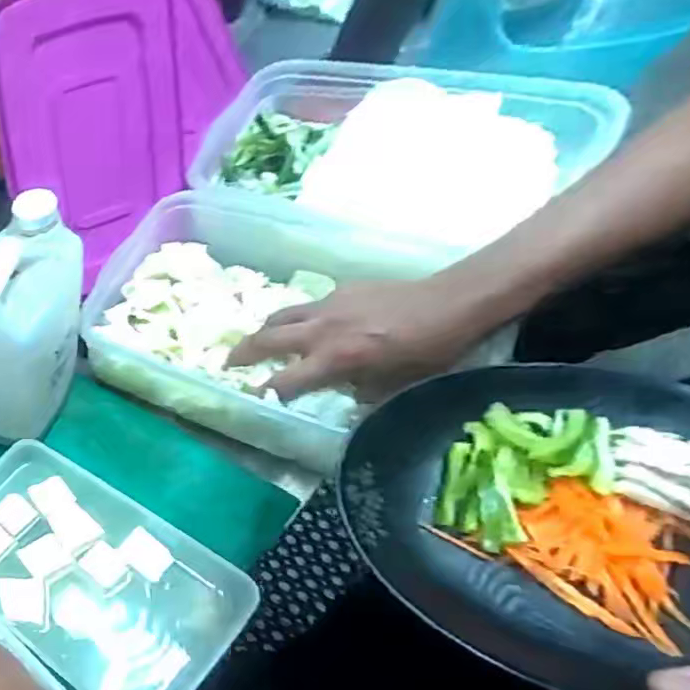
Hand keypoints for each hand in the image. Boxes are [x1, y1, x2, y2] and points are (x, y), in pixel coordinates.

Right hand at [226, 278, 491, 401]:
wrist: (458, 299)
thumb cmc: (432, 348)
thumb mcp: (396, 384)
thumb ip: (359, 393)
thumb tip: (342, 398)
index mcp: (333, 359)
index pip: (282, 383)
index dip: (263, 393)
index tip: (251, 399)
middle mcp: (320, 332)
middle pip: (262, 341)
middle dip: (241, 354)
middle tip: (230, 364)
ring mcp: (327, 307)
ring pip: (278, 318)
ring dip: (264, 331)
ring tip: (260, 340)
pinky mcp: (341, 291)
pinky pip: (310, 305)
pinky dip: (303, 316)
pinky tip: (317, 322)